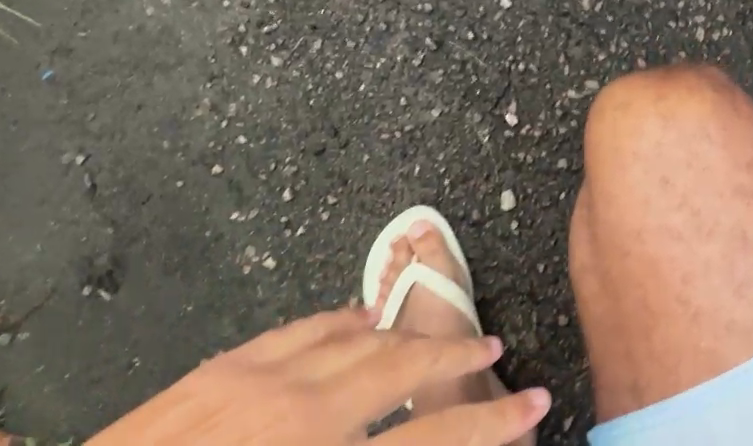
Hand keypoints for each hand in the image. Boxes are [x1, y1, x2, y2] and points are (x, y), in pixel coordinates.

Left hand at [88, 310, 549, 445]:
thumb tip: (412, 444)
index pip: (431, 438)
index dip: (491, 424)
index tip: (535, 404)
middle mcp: (298, 418)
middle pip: (399, 367)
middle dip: (453, 357)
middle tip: (493, 348)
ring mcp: (254, 385)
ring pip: (354, 338)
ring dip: (402, 333)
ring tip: (432, 332)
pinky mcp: (217, 371)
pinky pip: (301, 328)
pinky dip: (342, 321)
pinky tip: (357, 318)